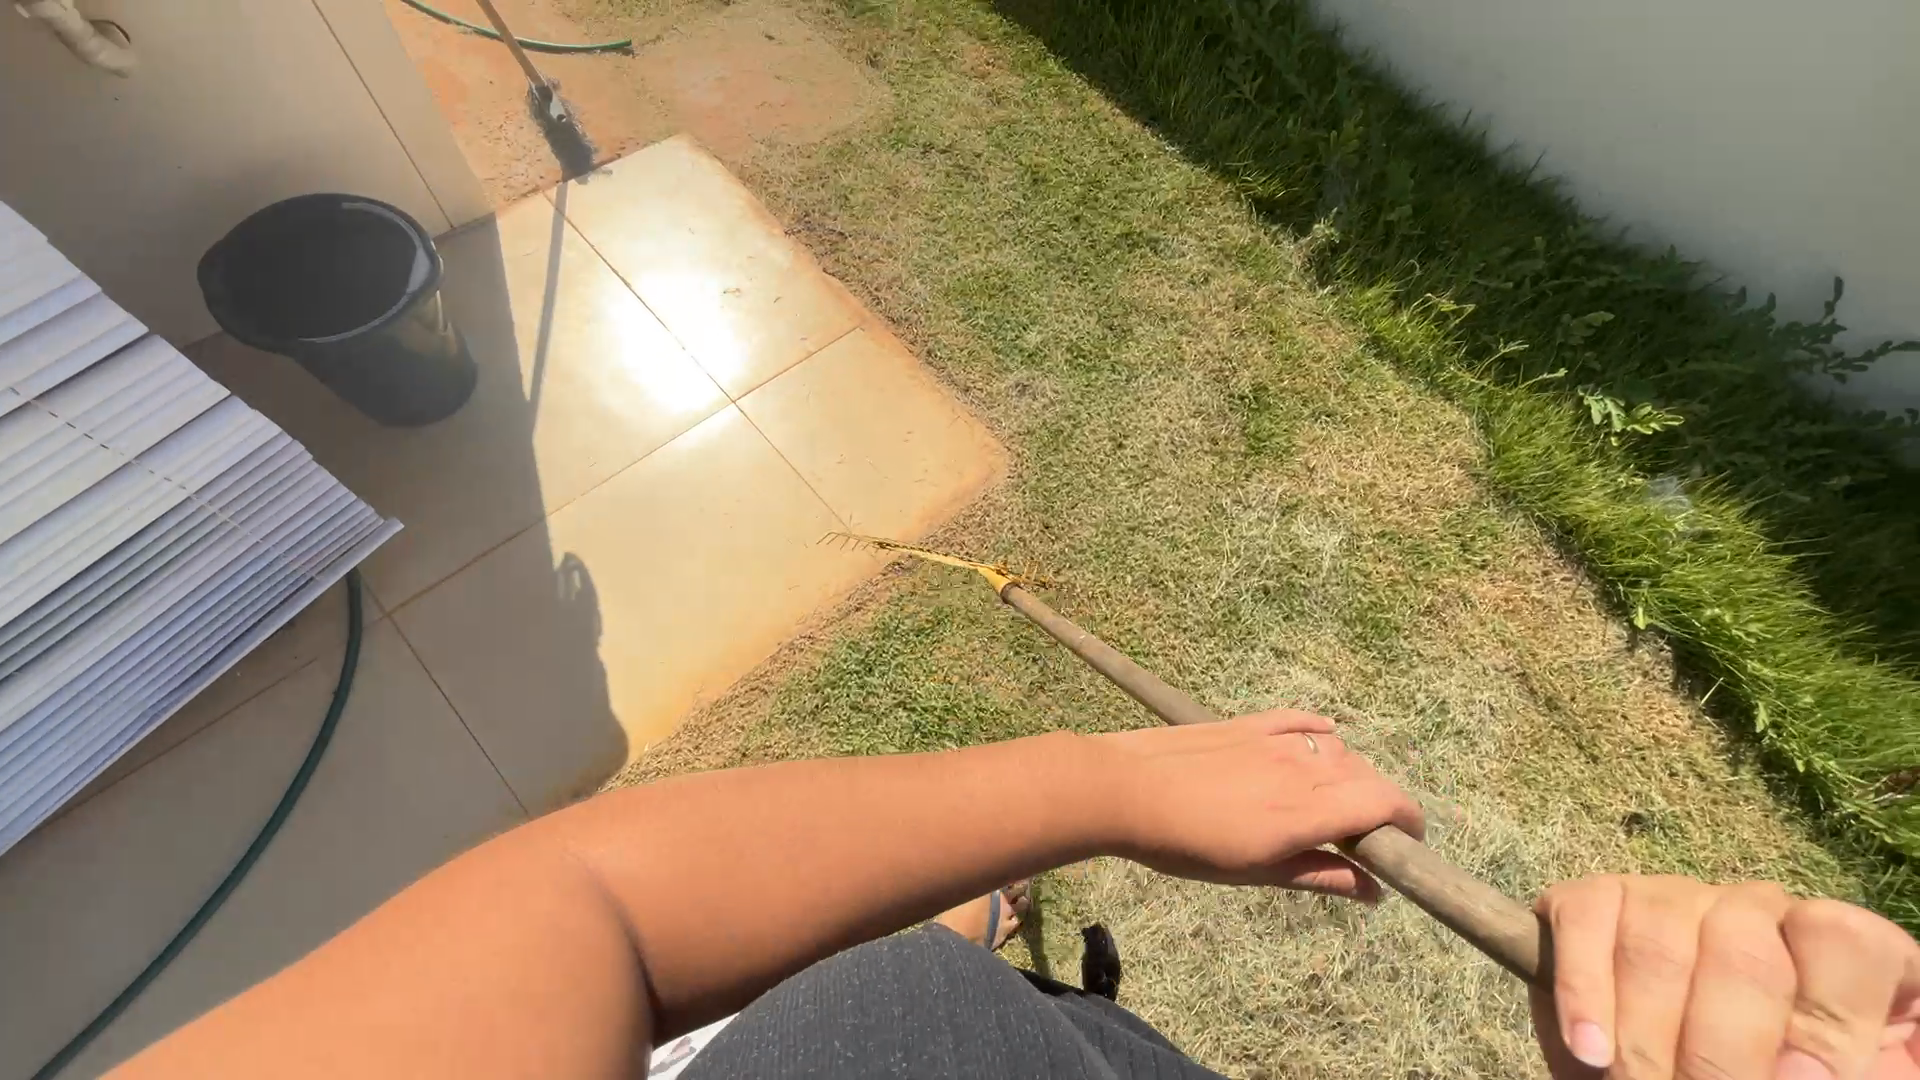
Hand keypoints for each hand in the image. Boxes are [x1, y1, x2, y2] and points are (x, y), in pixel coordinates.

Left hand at [1095, 709, 1423, 900]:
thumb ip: (1318, 875)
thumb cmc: (1185, 843)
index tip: (1406, 843)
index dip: (1409, 822)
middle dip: (1377, 804)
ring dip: (1348, 773)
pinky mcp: (1246, 722)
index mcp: (1306, 810)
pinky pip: (1298, 718)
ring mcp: (1271, 738)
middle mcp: (1299, 767)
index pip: (1385, 802)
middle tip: (1358, 835)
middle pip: (1366, 774)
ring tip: (1329, 799)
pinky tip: (1321, 738)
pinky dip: (1319, 731)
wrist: (1125, 788)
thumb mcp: (1254, 872)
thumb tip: (1374, 891)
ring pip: (1335, 748)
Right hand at [1533, 875, 1919, 1079]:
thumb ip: (1829, 1071)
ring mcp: (1662, 892)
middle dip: (1717, 1050)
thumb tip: (1797, 1070)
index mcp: (1841, 948)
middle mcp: (1752, 905)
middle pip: (1741, 955)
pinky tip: (1589, 1047)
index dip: (1828, 1015)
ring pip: (1654, 948)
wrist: (1681, 1071)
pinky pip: (1582, 926)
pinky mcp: (1589, 895)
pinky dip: (1581, 993)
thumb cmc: (1771, 1077)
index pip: (1845, 938)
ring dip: (1644, 1036)